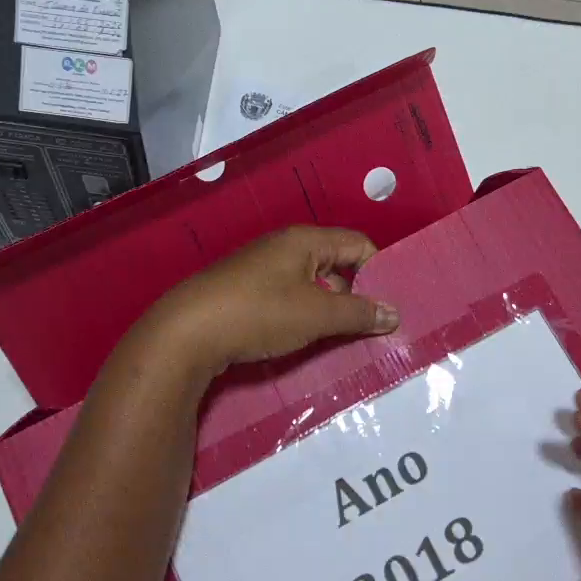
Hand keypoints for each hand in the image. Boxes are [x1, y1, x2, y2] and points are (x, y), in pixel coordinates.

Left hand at [127, 226, 398, 381]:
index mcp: (305, 240)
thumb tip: (393, 312)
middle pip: (335, 263)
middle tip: (369, 327)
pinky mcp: (245, 292)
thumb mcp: (316, 315)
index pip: (358, 244)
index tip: (389, 306)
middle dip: (355, 293)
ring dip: (329, 308)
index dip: (378, 272)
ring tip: (341, 339)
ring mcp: (262, 269)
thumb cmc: (259, 313)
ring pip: (311, 284)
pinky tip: (304, 340)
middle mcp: (284, 247)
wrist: (187, 332)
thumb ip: (358, 313)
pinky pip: (288, 298)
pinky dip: (303, 316)